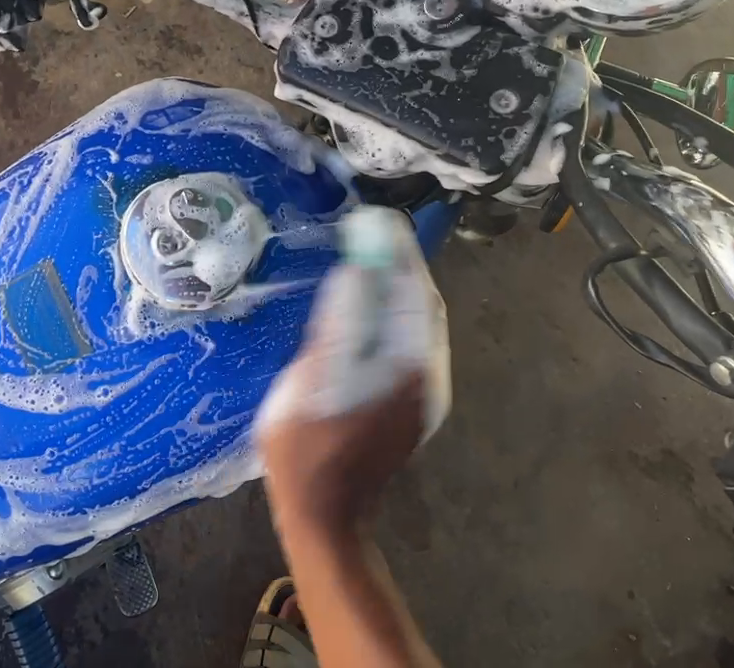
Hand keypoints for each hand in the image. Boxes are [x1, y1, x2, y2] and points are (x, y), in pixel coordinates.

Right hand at [256, 208, 449, 537]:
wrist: (324, 515)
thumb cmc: (307, 449)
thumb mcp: (314, 381)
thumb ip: (340, 325)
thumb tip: (357, 271)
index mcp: (409, 370)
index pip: (413, 292)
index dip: (396, 251)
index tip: (375, 217)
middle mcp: (427, 376)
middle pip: (422, 305)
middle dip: (400, 263)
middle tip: (372, 230)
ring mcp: (421, 392)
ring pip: (418, 322)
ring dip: (399, 284)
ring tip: (370, 254)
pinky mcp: (409, 401)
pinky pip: (409, 340)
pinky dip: (393, 310)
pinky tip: (368, 301)